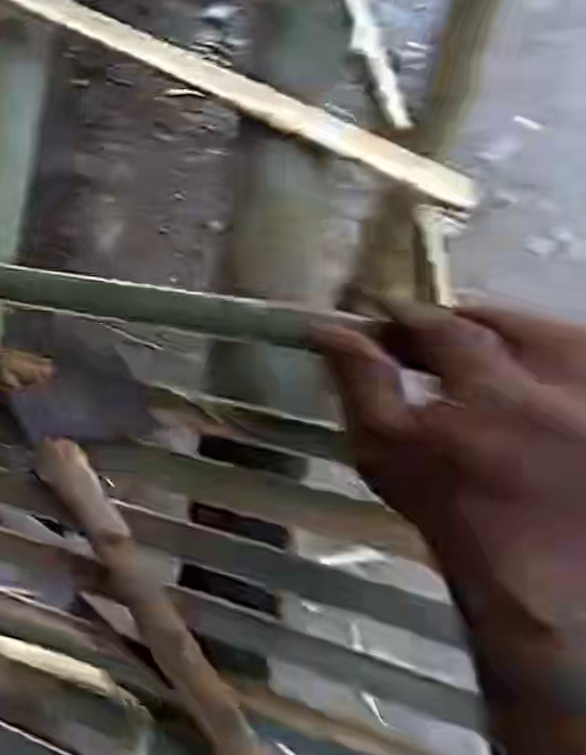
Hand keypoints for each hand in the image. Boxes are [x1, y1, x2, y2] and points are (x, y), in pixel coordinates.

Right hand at [313, 303, 585, 722]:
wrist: (542, 580)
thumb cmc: (447, 504)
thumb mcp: (382, 441)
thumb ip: (360, 379)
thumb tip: (330, 328)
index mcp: (503, 396)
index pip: (448, 328)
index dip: (410, 314)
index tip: (379, 311)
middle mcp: (574, 396)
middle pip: (532, 328)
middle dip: (479, 319)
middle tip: (436, 327)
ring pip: (578, 349)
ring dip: (530, 339)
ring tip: (488, 350)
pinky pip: (585, 381)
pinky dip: (560, 368)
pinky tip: (534, 383)